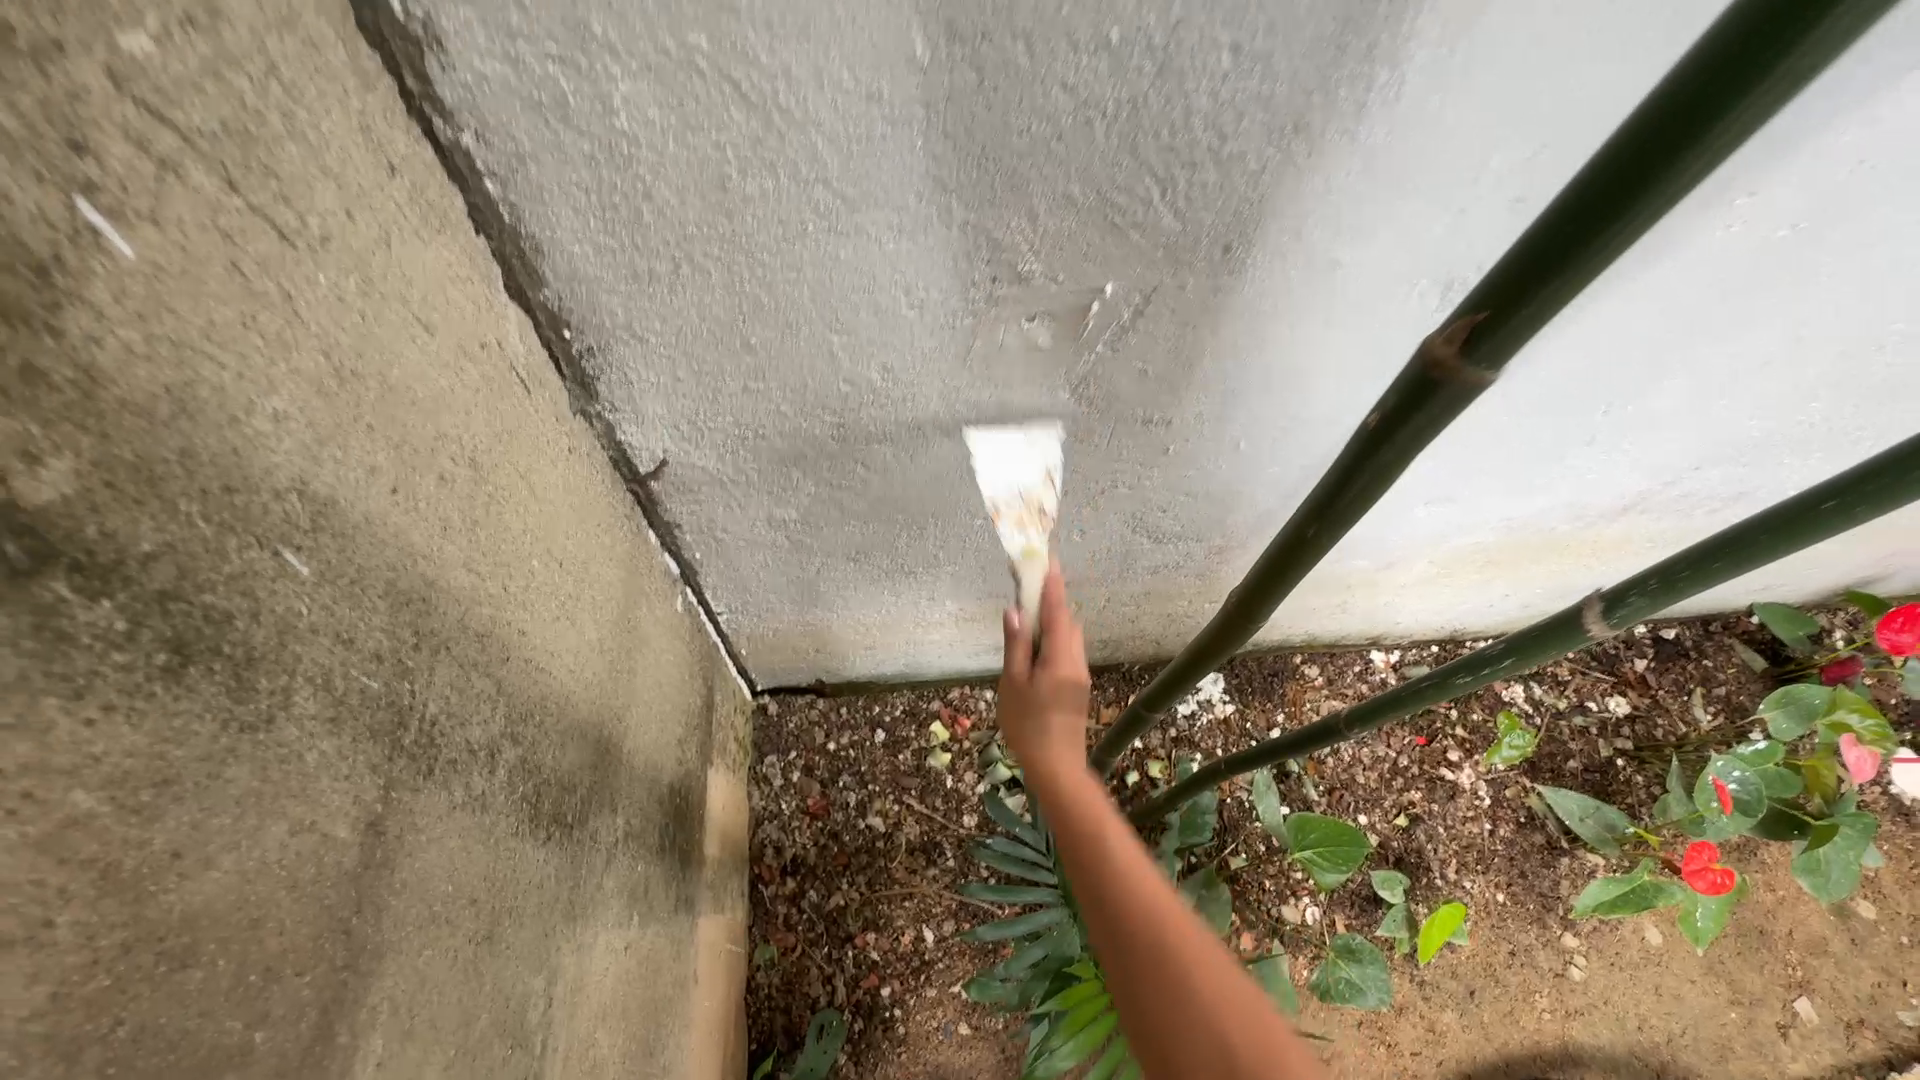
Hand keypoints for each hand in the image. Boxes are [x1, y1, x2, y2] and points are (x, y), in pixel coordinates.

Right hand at [998, 559, 1090, 785]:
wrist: (1056, 767)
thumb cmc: (1027, 726)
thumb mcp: (1013, 683)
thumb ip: (1015, 645)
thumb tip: (1014, 611)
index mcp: (1060, 657)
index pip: (1057, 611)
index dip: (1052, 584)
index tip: (1048, 559)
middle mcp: (1076, 660)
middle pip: (1067, 621)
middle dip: (1051, 601)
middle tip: (1029, 586)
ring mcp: (1080, 674)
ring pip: (1069, 637)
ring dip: (1052, 620)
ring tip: (1029, 614)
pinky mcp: (1078, 686)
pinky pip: (1068, 651)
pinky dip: (1054, 638)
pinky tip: (1036, 646)